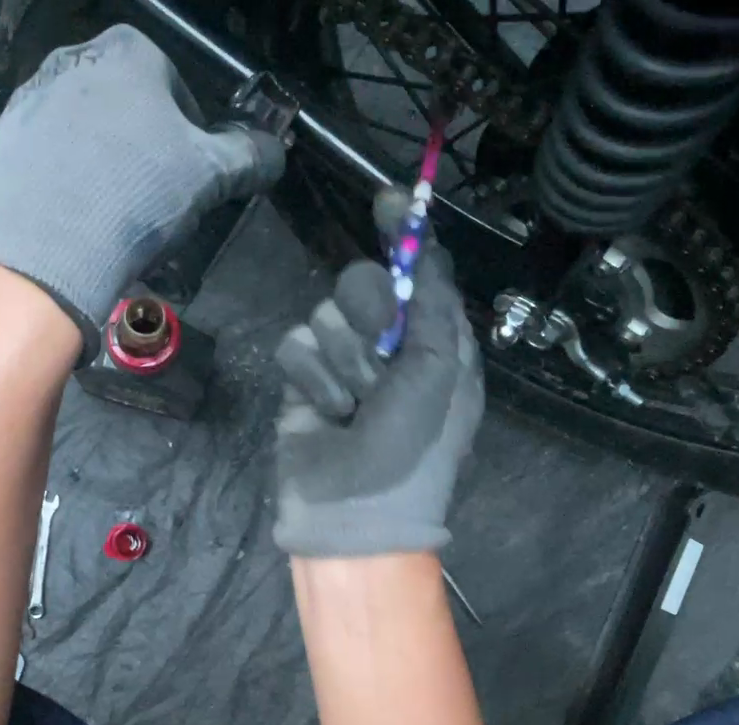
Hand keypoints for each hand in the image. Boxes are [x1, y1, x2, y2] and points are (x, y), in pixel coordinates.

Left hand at [0, 25, 285, 343]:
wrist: (49, 247)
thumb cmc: (137, 197)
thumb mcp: (209, 177)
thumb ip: (248, 157)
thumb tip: (275, 152)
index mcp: (129, 53)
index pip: (173, 86)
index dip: (186, 133)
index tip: (185, 174)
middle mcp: (73, 61)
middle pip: (122, 106)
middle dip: (138, 147)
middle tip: (148, 200)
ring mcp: (30, 100)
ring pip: (80, 132)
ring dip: (98, 164)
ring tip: (108, 216)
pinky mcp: (2, 143)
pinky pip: (43, 159)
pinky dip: (60, 182)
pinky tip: (73, 220)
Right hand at [272, 189, 483, 557]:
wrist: (356, 509)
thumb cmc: (415, 445)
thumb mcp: (443, 370)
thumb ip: (433, 301)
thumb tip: (422, 242)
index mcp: (432, 339)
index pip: (416, 269)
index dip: (401, 234)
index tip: (382, 201)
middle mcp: (385, 343)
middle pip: (363, 280)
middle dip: (371, 314)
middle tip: (380, 357)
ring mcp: (339, 361)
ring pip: (326, 311)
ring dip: (345, 362)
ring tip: (354, 406)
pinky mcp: (300, 379)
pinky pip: (295, 342)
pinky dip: (313, 377)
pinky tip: (327, 412)